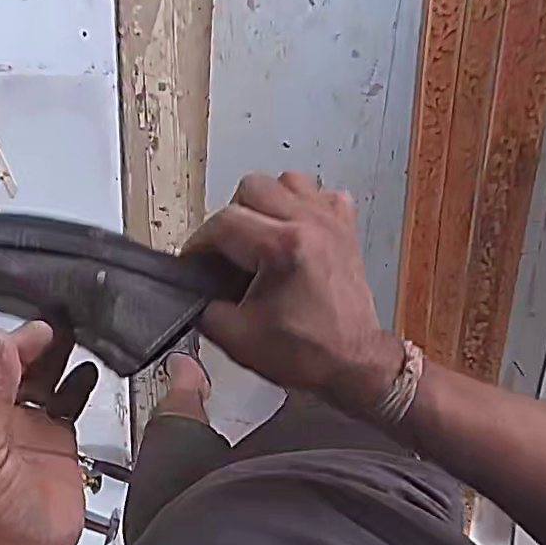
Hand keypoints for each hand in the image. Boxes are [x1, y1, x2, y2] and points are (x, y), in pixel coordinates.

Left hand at [0, 321, 98, 544]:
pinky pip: (64, 404)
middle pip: (9, 371)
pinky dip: (75, 385)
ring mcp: (22, 433)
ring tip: (72, 335)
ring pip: (37, 382)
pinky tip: (84, 371)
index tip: (31, 334)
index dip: (5, 349)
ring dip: (53, 358)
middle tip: (55, 329)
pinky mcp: (53, 445)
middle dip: (31, 347)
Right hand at [185, 171, 403, 410]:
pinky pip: (318, 194)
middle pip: (251, 188)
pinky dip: (299, 206)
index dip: (199, 244)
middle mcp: (309, 224)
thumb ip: (205, 310)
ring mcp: (330, 222)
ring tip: (257, 236)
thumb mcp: (238, 338)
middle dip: (229, 219)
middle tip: (225, 251)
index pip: (224, 223)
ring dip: (263, 205)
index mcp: (283, 248)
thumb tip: (194, 292)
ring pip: (285, 181)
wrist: (352, 363)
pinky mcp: (344, 229)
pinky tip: (290, 232)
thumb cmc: (309, 353)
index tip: (194, 260)